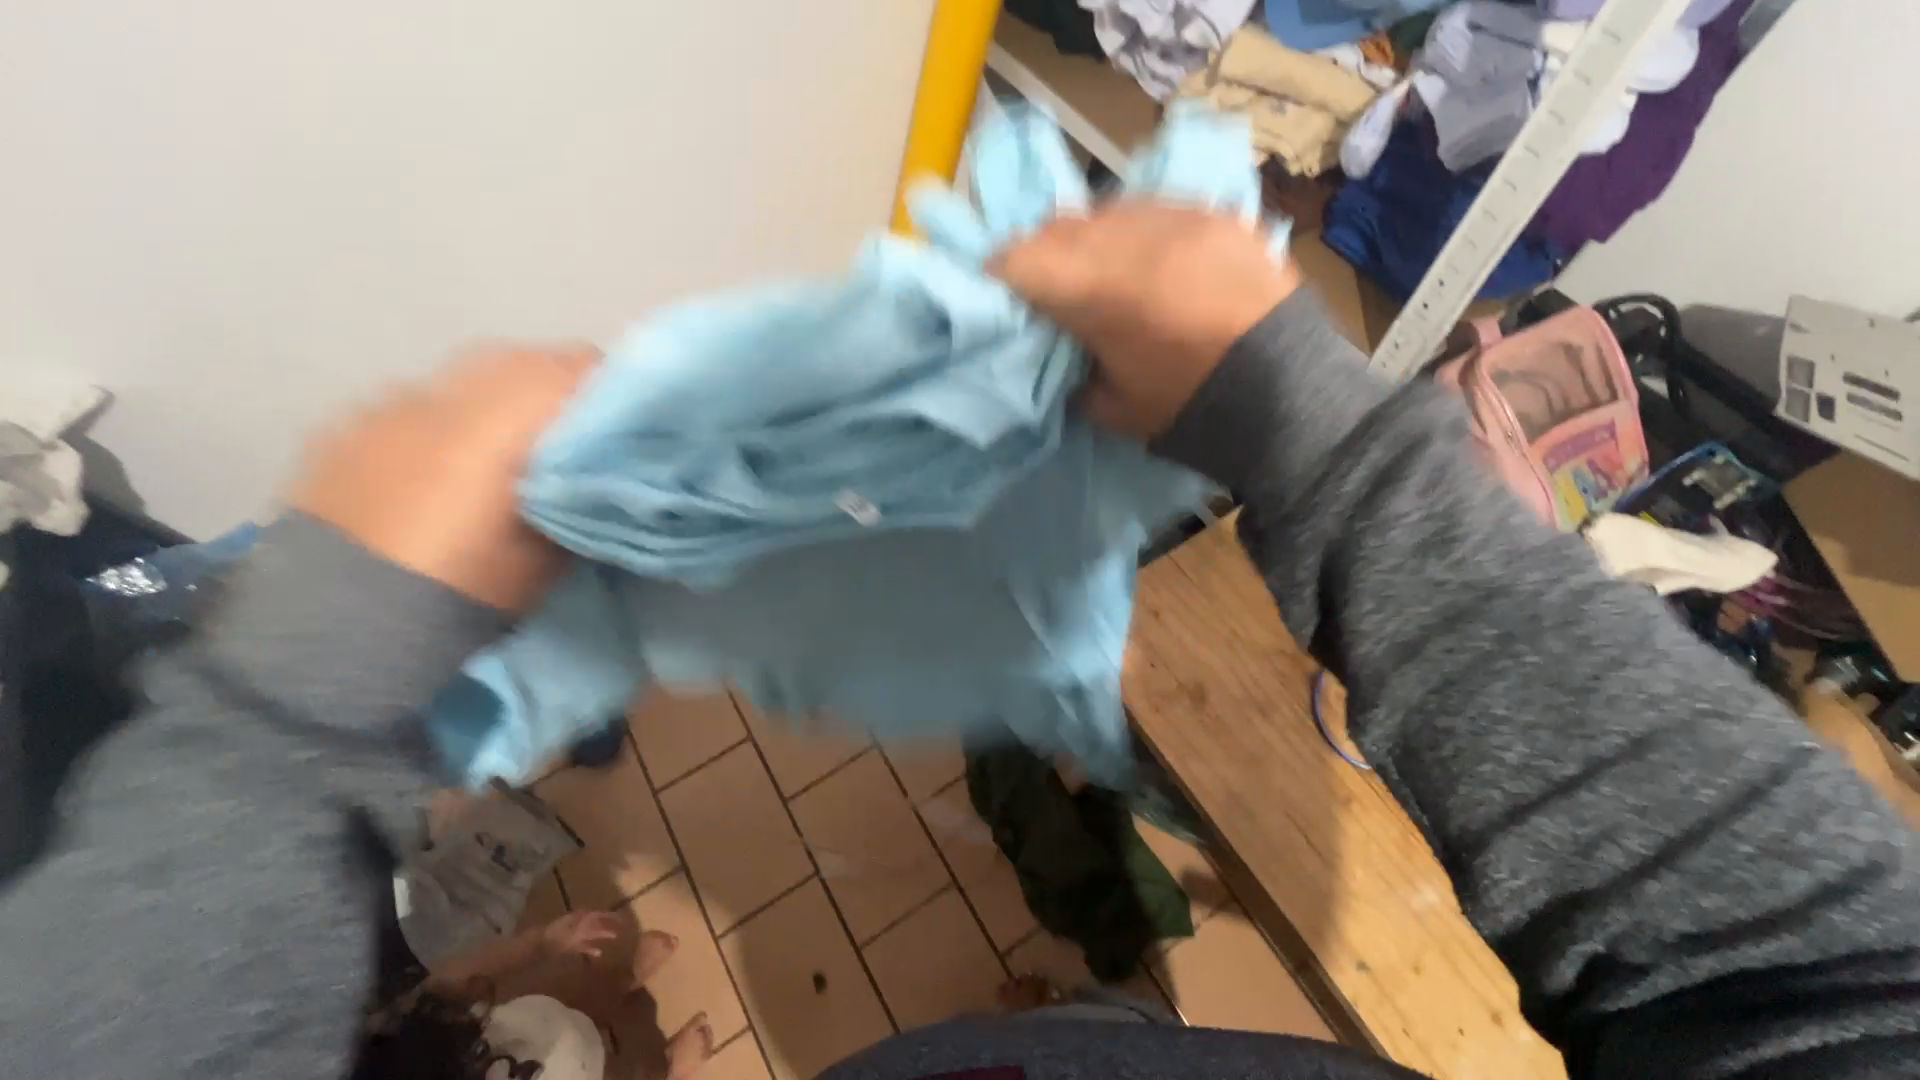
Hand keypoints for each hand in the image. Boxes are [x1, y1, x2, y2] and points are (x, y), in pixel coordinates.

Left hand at [290, 345, 597, 612]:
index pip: (577, 367)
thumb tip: (604, 471)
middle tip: (578, 439)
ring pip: (472, 378)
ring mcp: (389, 405)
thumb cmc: (463, 592)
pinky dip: (449, 420)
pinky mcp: (350, 426)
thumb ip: (581, 494)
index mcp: (499, 423)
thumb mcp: (550, 553)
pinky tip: (446, 465)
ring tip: (511, 450)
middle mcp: (443, 396)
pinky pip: (420, 403)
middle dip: (560, 389)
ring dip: (503, 401)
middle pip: (525, 361)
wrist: (336, 628)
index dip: (613, 389)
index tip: (630, 425)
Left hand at [540, 911, 622, 958]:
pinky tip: (598, 953)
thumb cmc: (559, 935)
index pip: (601, 913)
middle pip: (597, 922)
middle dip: (609, 924)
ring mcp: (574, 934)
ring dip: (602, 935)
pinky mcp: (569, 945)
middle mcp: (580, 923)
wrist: (539, 945)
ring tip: (614, 937)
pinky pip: (584, 944)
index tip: (623, 917)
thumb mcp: (578, 929)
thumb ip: (593, 924)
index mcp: (582, 916)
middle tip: (622, 926)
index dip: (611, 915)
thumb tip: (608, 920)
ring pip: (592, 933)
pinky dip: (591, 947)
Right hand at [991, 201, 1300, 438]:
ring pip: (1104, 209)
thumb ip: (1068, 365)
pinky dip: (1135, 231)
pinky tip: (1147, 260)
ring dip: (1088, 237)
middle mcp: (1133, 239)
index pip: (1020, 258)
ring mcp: (1178, 218)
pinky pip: (1154, 207)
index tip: (998, 294)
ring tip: (1099, 269)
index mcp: (1100, 293)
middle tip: (1045, 285)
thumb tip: (1053, 342)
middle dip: (1041, 254)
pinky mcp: (1215, 214)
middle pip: (1057, 226)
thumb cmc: (1188, 408)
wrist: (1288, 396)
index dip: (999, 275)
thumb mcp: (1109, 406)